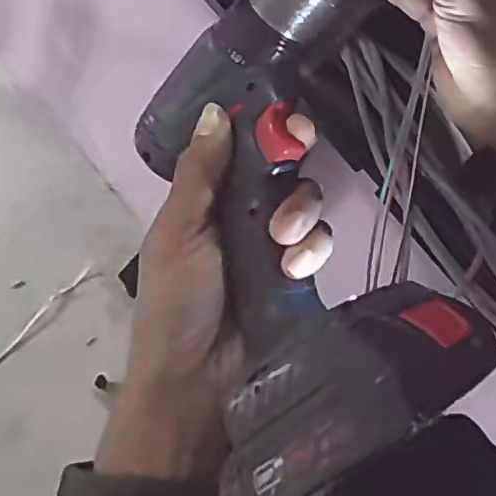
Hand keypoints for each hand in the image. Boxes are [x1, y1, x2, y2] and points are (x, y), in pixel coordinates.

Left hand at [95, 102, 332, 481]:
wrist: (198, 384)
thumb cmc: (176, 302)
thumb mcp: (178, 231)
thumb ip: (199, 173)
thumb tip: (216, 111)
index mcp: (207, 199)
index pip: (242, 148)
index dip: (264, 127)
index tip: (285, 117)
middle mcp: (242, 213)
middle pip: (281, 168)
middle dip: (291, 161)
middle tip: (297, 153)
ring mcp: (273, 244)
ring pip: (305, 202)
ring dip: (299, 211)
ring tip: (280, 240)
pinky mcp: (298, 274)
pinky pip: (318, 243)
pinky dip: (310, 249)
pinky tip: (293, 268)